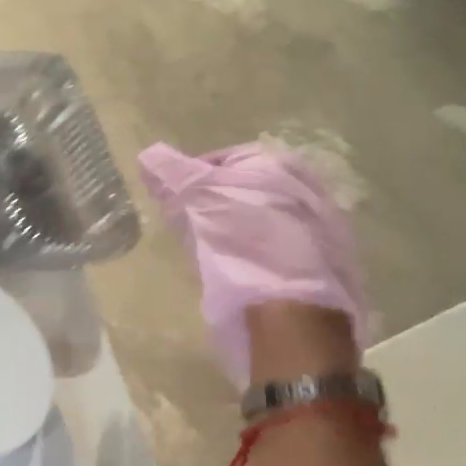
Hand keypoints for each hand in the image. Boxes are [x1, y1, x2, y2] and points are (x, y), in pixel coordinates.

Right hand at [137, 142, 370, 386]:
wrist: (289, 311)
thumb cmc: (242, 249)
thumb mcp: (200, 205)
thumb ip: (175, 177)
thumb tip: (147, 155)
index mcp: (278, 168)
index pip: (225, 160)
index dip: (190, 177)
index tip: (167, 200)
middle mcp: (304, 188)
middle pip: (245, 187)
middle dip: (211, 201)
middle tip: (180, 223)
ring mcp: (316, 225)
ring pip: (259, 215)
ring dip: (230, 226)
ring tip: (203, 248)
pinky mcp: (317, 259)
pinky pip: (273, 243)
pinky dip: (250, 249)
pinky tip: (233, 267)